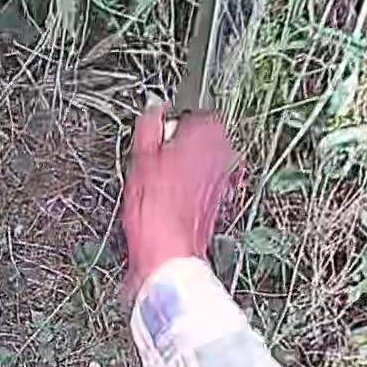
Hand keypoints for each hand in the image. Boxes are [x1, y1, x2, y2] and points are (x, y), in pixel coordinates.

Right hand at [119, 104, 243, 294]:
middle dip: (177, 148)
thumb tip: (153, 111)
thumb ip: (149, 128)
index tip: (154, 139)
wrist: (169, 255)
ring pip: (201, 162)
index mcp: (208, 132)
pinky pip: (202, 185)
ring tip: (158, 187)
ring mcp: (225, 178)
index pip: (192, 112)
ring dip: (182, 170)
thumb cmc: (156, 214)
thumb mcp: (141, 162)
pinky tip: (169, 204)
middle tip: (153, 163)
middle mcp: (224, 152)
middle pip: (199, 138)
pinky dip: (188, 191)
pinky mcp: (220, 201)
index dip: (168, 127)